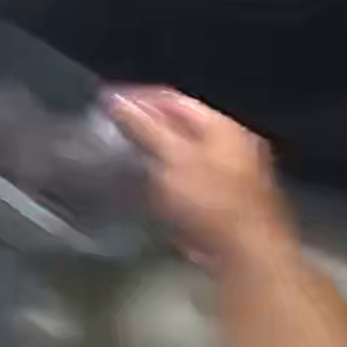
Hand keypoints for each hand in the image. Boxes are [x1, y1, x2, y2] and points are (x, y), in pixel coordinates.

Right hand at [108, 87, 294, 265]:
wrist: (243, 250)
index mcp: (220, 127)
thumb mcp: (173, 158)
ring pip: (176, 144)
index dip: (136, 96)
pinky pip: (177, 166)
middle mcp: (226, 142)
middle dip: (140, 118)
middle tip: (104, 122)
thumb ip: (144, 127)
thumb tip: (116, 100)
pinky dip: (155, 163)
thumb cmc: (209, 200)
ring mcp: (222, 168)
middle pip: (175, 119)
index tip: (102, 100)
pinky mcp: (212, 192)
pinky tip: (134, 171)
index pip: (171, 98)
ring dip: (146, 141)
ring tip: (113, 144)